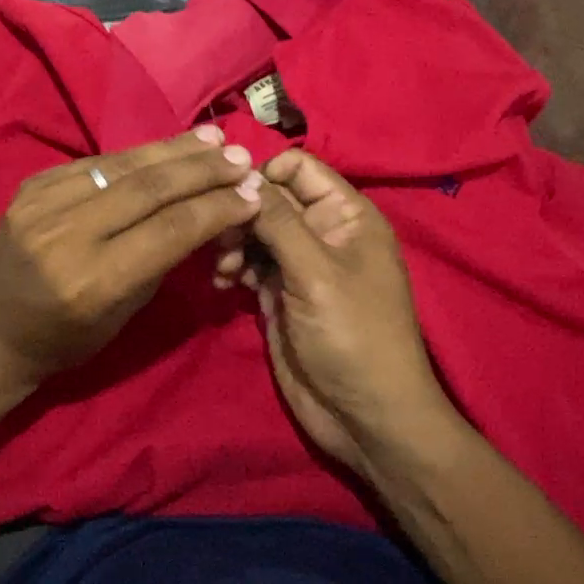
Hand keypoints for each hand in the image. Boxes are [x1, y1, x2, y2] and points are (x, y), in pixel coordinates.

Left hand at [0, 127, 264, 402]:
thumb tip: (208, 209)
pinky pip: (94, 163)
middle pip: (148, 189)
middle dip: (201, 170)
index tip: (253, 191)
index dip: (217, 207)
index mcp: (93, 282)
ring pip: (121, 165)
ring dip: (172, 151)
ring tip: (211, 139)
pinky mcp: (30, 186)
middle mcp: (66, 237)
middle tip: (241, 156)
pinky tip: (165, 148)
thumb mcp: (124, 315)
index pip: (169, 230)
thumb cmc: (65, 340)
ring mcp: (42, 205)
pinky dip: (134, 156)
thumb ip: (162, 260)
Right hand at [227, 150, 456, 477]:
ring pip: (253, 230)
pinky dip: (231, 267)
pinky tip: (223, 284)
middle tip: (219, 238)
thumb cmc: (353, 335)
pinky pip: (248, 263)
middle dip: (240, 211)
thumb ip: (278, 220)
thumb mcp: (317, 272)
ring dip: (231, 242)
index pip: (299, 166)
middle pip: (270, 197)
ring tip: (223, 269)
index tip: (230, 192)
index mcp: (346, 215)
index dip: (263, 172)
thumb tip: (242, 174)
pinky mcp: (279, 293)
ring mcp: (298, 263)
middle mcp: (322, 231)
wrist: (365, 417)